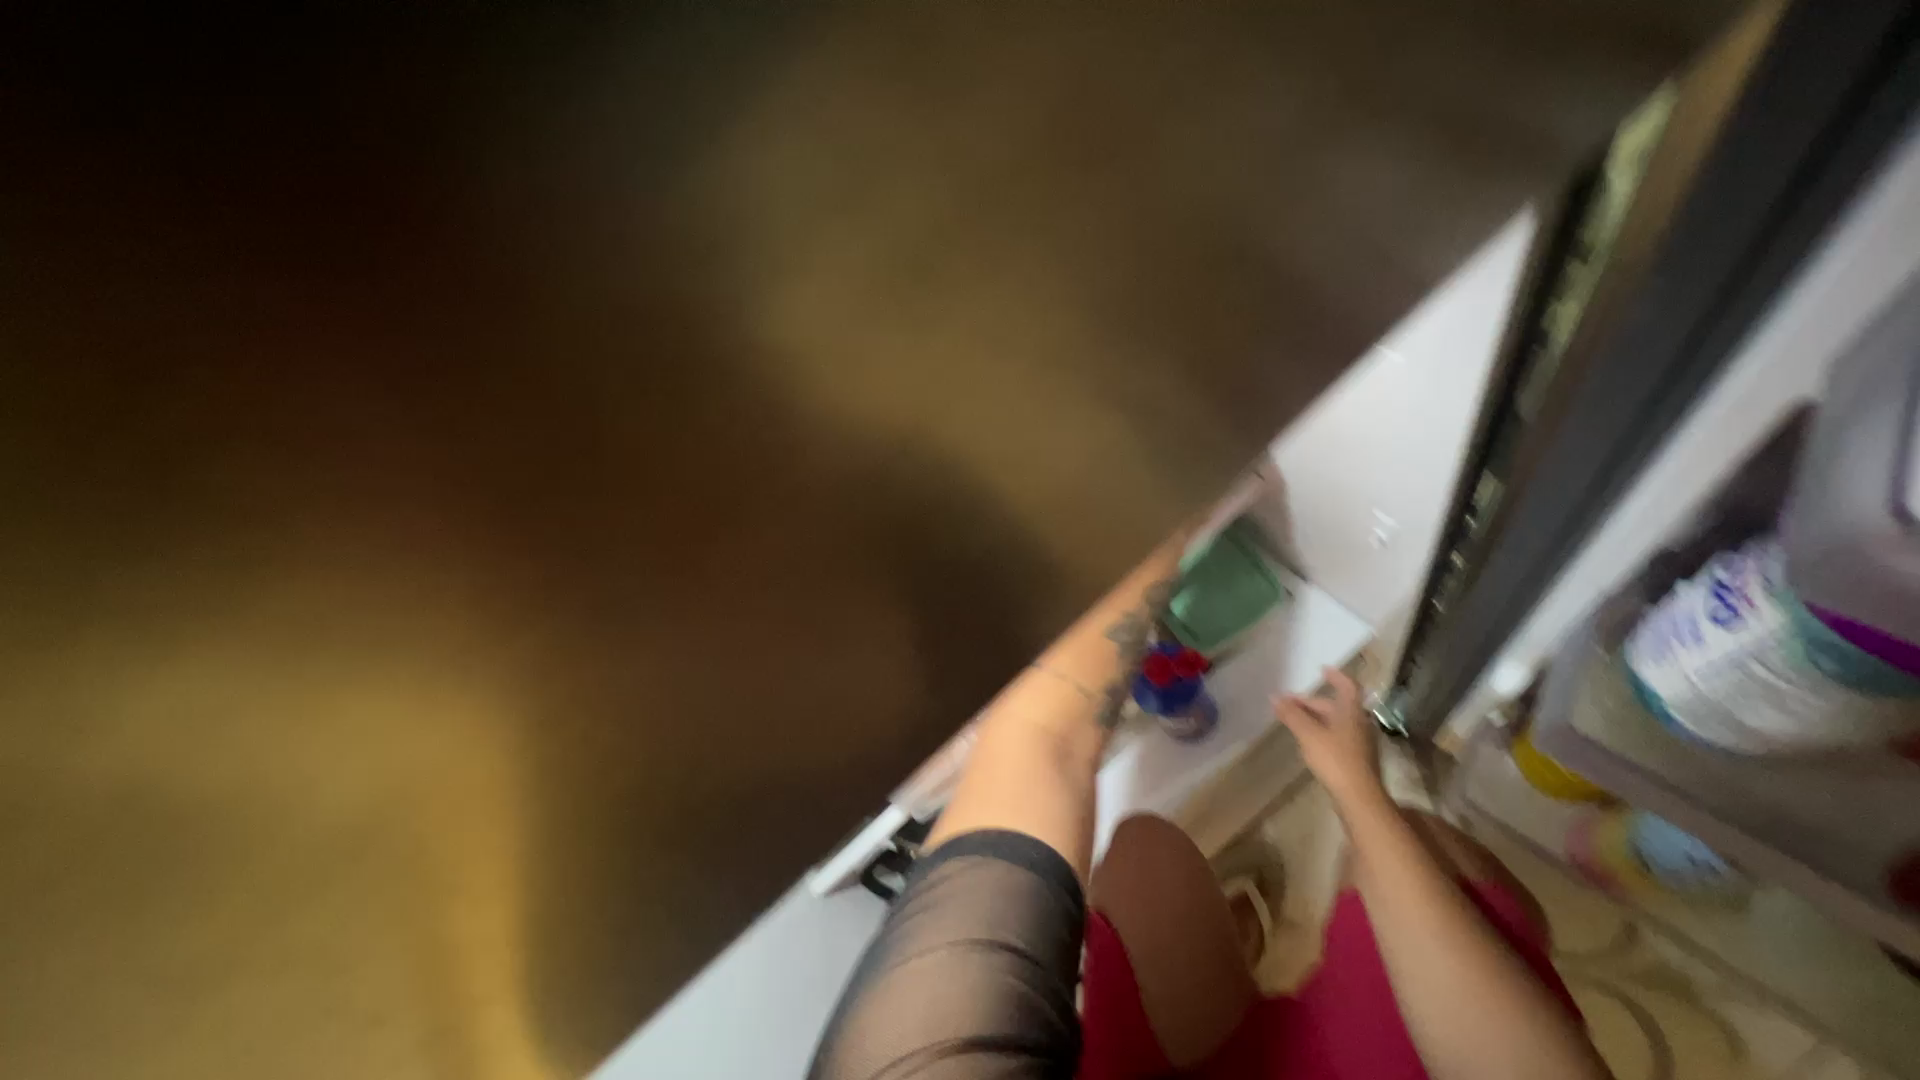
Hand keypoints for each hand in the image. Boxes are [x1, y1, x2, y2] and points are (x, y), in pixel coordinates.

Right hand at [1273, 667, 1385, 812]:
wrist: (1359, 796)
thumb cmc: (1335, 759)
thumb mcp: (1308, 734)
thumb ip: (1292, 714)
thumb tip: (1274, 696)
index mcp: (1351, 712)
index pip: (1347, 686)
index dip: (1336, 676)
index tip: (1321, 669)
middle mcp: (1359, 723)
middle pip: (1336, 705)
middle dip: (1311, 702)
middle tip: (1289, 703)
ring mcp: (1360, 742)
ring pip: (1336, 722)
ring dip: (1315, 718)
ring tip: (1293, 721)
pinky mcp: (1357, 758)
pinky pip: (1337, 736)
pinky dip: (1321, 731)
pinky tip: (1308, 741)